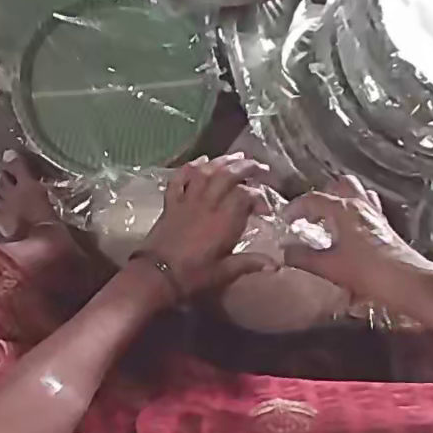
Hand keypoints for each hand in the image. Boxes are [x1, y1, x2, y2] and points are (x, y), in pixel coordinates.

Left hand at [136, 154, 276, 296]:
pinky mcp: (171, 204)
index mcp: (224, 220)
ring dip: (222, 161)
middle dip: (245, 168)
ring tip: (236, 157)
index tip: (265, 209)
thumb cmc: (193, 276)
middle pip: (227, 176)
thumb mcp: (225, 273)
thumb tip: (276, 265)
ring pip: (206, 172)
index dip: (258, 197)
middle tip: (259, 166)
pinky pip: (180, 179)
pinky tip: (200, 160)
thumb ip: (249, 263)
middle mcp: (208, 204)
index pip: (245, 196)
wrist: (156, 276)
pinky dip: (190, 167)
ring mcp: (187, 201)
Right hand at [281, 175, 431, 302]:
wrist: (407, 282)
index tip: (285, 220)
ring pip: (357, 195)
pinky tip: (350, 233)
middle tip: (311, 216)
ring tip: (329, 221)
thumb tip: (285, 251)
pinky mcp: (385, 228)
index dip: (296, 207)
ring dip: (341, 202)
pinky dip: (355, 215)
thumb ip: (303, 257)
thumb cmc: (367, 271)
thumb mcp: (329, 266)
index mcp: (344, 210)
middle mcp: (361, 206)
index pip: (314, 198)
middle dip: (323, 196)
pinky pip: (368, 210)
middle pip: (341, 186)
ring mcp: (375, 216)